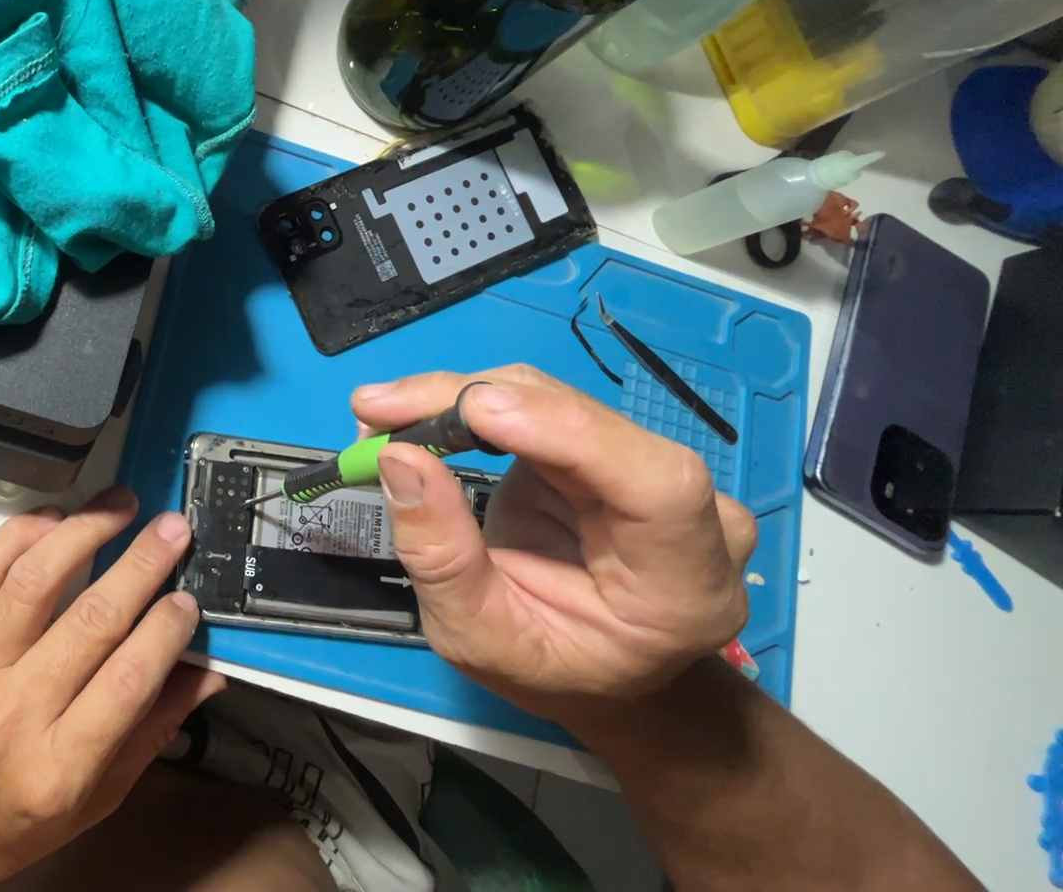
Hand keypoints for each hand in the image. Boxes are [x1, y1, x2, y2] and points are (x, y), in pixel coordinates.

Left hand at [0, 489, 224, 891]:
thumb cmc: (12, 822)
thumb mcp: (95, 800)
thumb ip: (152, 732)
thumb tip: (208, 672)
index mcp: (59, 768)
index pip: (128, 680)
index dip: (166, 630)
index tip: (190, 598)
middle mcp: (12, 713)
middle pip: (89, 621)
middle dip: (140, 565)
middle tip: (172, 529)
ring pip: (32, 581)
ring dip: (82, 532)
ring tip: (120, 505)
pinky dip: (19, 534)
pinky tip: (55, 517)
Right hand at [353, 367, 755, 722]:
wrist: (598, 670)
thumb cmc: (548, 668)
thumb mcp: (477, 636)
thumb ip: (441, 558)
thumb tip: (398, 457)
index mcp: (682, 583)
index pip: (654, 483)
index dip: (567, 431)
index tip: (472, 411)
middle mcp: (688, 510)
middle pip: (587, 422)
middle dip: (474, 402)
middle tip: (378, 410)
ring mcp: (643, 468)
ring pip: (550, 400)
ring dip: (456, 396)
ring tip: (379, 414)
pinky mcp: (598, 447)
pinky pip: (531, 405)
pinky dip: (463, 405)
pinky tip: (413, 414)